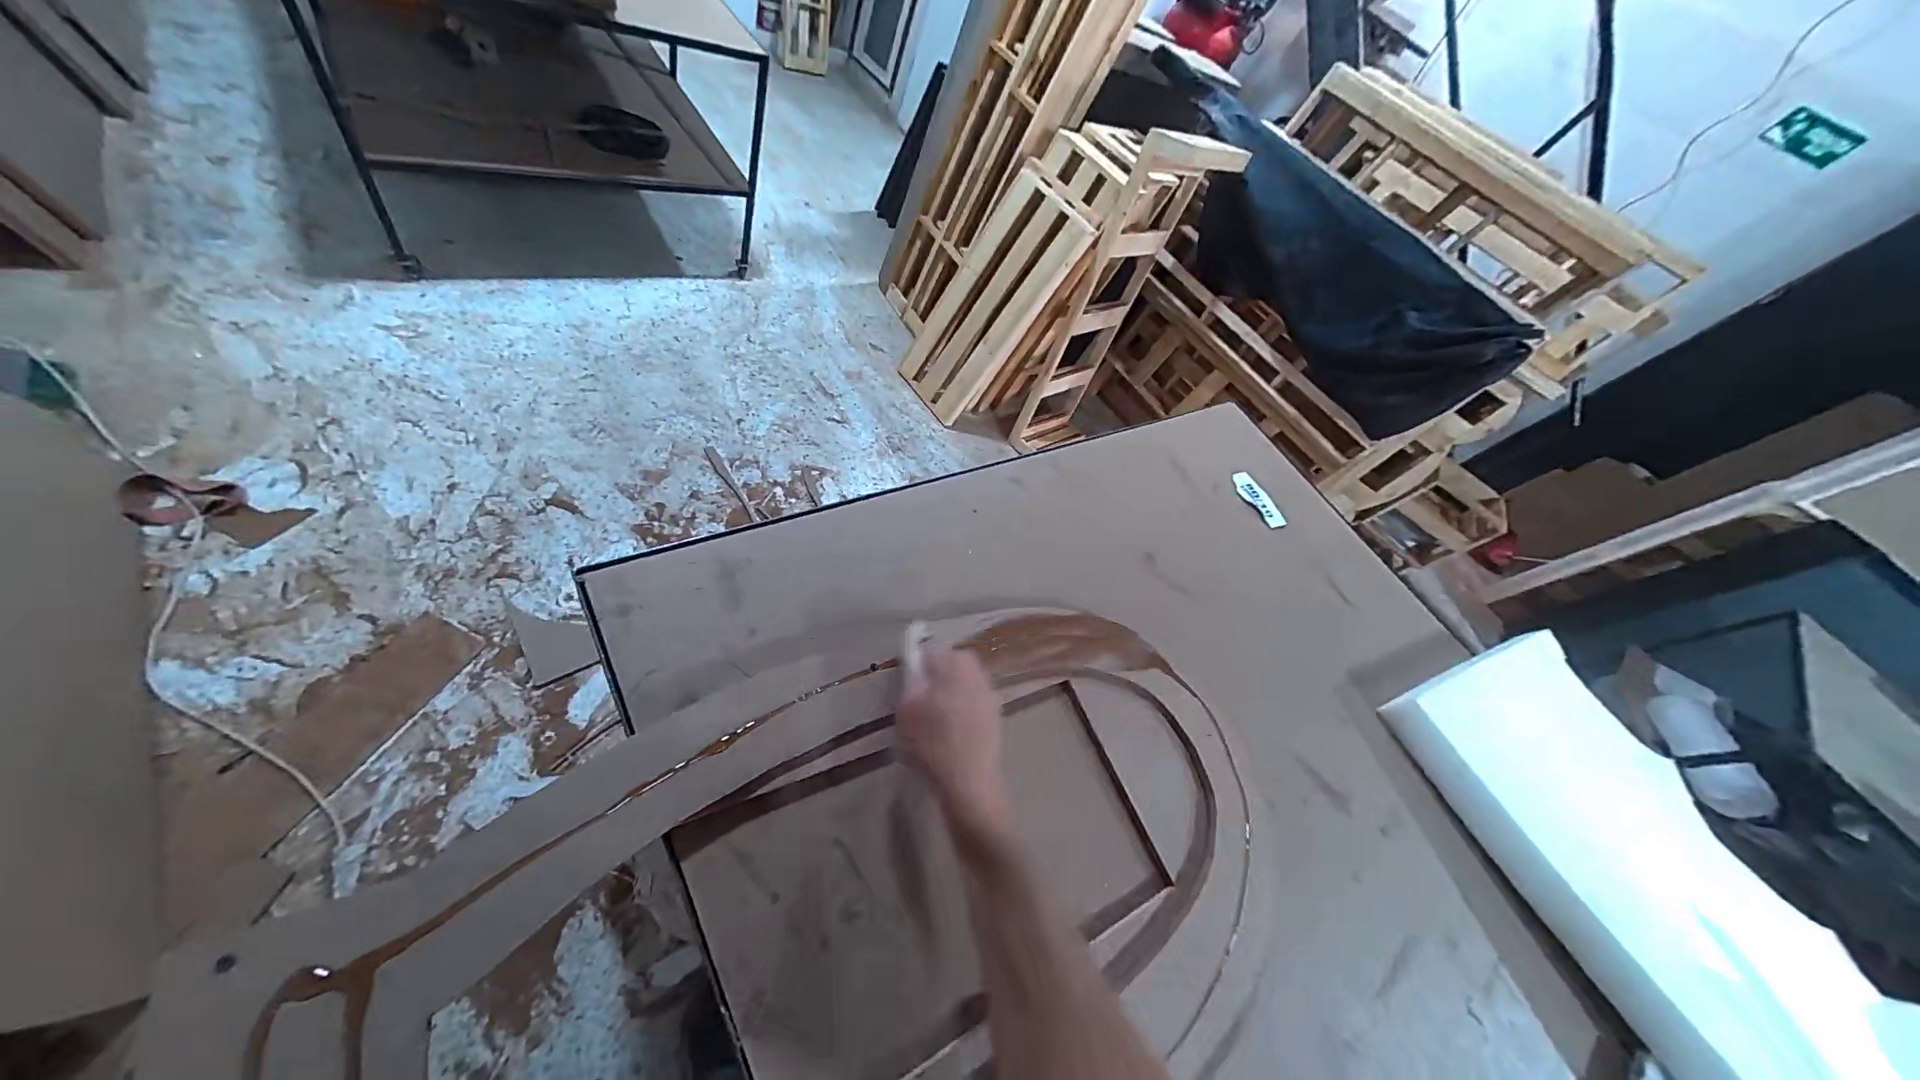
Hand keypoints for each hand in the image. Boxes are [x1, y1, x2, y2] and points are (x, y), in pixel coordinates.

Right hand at [896, 644, 1012, 841]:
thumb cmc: (934, 745)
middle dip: (941, 672)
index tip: (911, 676)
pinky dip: (961, 710)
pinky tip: (947, 732)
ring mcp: (991, 704)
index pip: (941, 651)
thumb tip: (916, 669)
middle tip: (921, 692)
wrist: (968, 786)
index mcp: (959, 673)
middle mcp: (980, 682)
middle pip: (961, 664)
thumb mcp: (908, 710)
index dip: (924, 659)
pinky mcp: (994, 725)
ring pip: (969, 684)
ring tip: (933, 714)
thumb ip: (912, 683)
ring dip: (953, 691)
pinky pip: (975, 705)